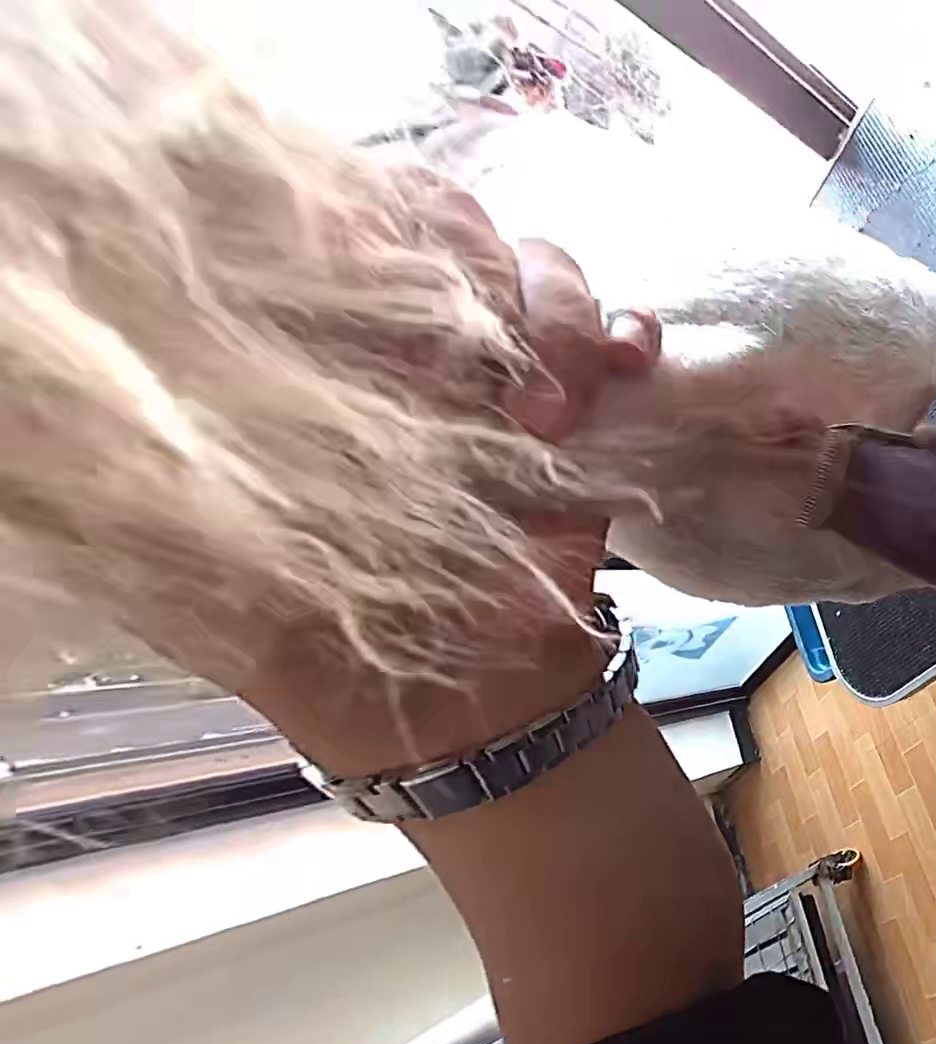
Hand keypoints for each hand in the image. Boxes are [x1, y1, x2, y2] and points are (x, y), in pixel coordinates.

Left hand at [165, 198, 658, 774]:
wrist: (484, 687)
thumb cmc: (336, 641)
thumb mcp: (188, 571)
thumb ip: (116, 490)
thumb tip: (57, 395)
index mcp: (315, 366)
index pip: (328, 223)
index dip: (358, 229)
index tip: (381, 309)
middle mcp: (420, 354)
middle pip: (451, 224)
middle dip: (477, 275)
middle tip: (478, 370)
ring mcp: (518, 378)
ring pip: (546, 269)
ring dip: (562, 317)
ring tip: (553, 416)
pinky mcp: (595, 415)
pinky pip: (628, 335)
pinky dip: (635, 332)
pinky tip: (633, 361)